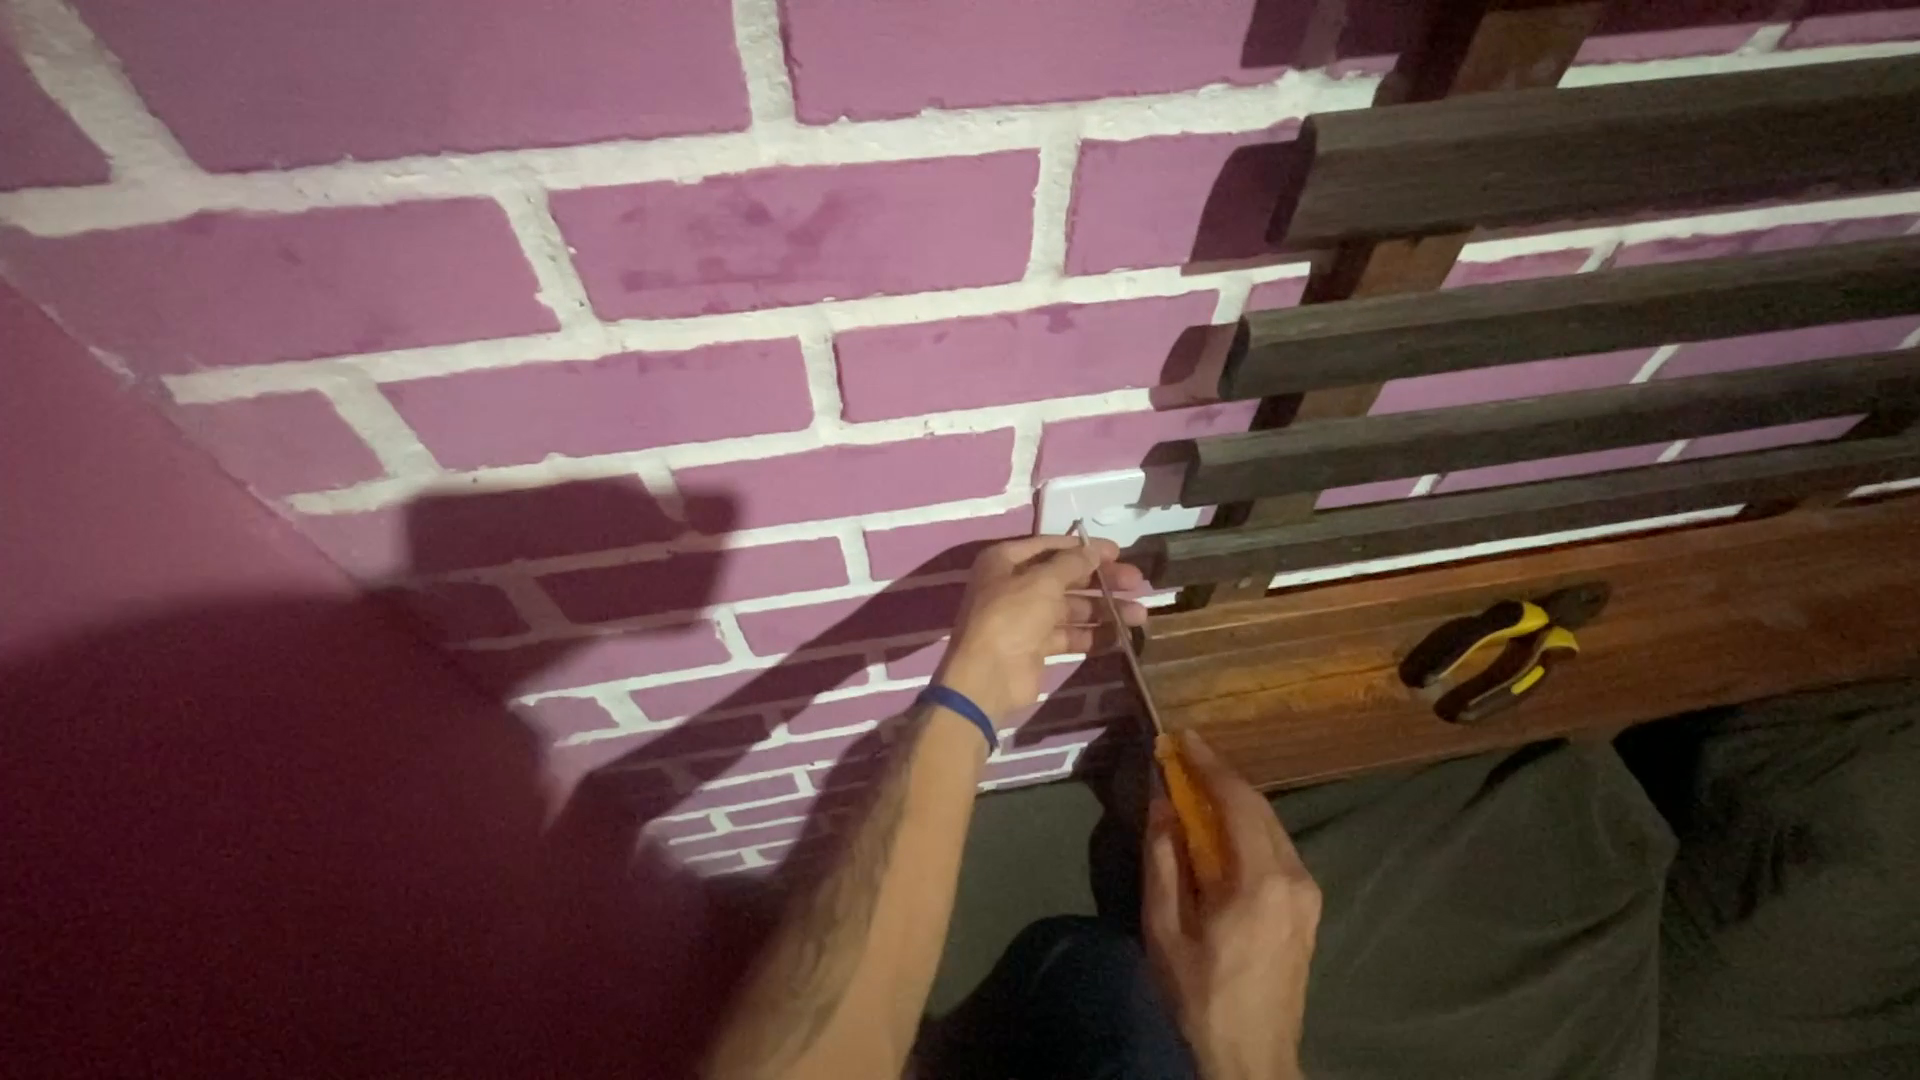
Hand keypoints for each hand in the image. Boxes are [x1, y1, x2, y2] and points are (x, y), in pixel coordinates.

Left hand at [934, 535, 1146, 724]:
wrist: (987, 677)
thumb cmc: (1011, 616)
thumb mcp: (1042, 581)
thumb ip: (1072, 563)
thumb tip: (1095, 550)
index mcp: (1005, 562)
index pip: (1050, 546)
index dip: (1084, 548)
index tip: (1118, 551)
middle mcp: (1014, 586)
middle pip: (1065, 578)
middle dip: (1101, 580)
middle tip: (1137, 582)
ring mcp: (1025, 618)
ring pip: (1071, 608)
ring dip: (1105, 610)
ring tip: (1140, 614)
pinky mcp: (1036, 647)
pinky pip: (1070, 635)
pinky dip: (1094, 635)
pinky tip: (1122, 636)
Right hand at [1143, 731, 1319, 1079]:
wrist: (1251, 1059)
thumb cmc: (1199, 994)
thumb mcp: (1164, 927)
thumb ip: (1163, 859)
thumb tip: (1161, 805)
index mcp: (1261, 881)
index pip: (1237, 802)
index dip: (1209, 764)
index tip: (1182, 737)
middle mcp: (1295, 878)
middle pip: (1258, 807)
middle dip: (1220, 776)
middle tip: (1183, 755)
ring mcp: (1309, 894)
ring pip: (1271, 826)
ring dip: (1234, 801)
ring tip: (1196, 786)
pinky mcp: (1308, 909)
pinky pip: (1276, 848)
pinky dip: (1247, 827)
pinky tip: (1221, 828)